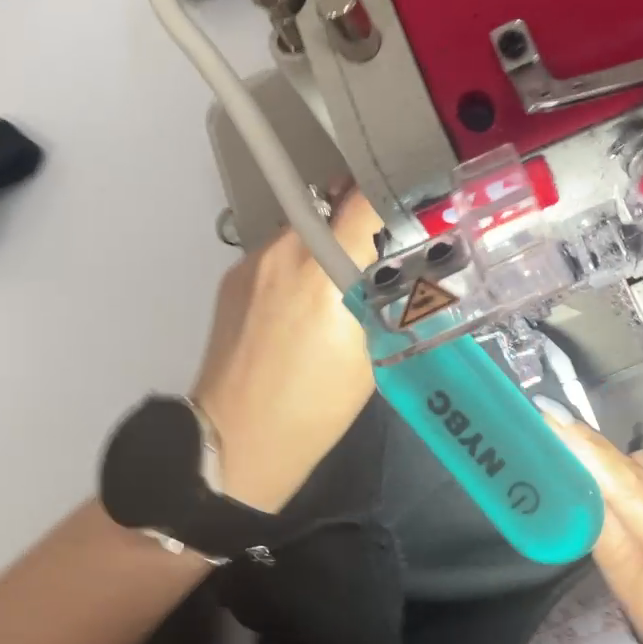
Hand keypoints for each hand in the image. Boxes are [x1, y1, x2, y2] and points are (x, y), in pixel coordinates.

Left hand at [192, 192, 381, 513]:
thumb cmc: (314, 408)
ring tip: (336, 290)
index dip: (391, 199)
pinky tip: (301, 308)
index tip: (410, 210)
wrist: (232, 444)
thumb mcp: (370, 355)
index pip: (364, 201)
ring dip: (325, 247)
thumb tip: (402, 272)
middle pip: (333, 211)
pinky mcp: (231, 278)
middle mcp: (284, 251)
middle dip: (359, 228)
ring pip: (303, 231)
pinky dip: (297, 266)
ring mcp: (252, 262)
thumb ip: (386, 302)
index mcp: (324, 270)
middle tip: (380, 260)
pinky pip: (277, 254)